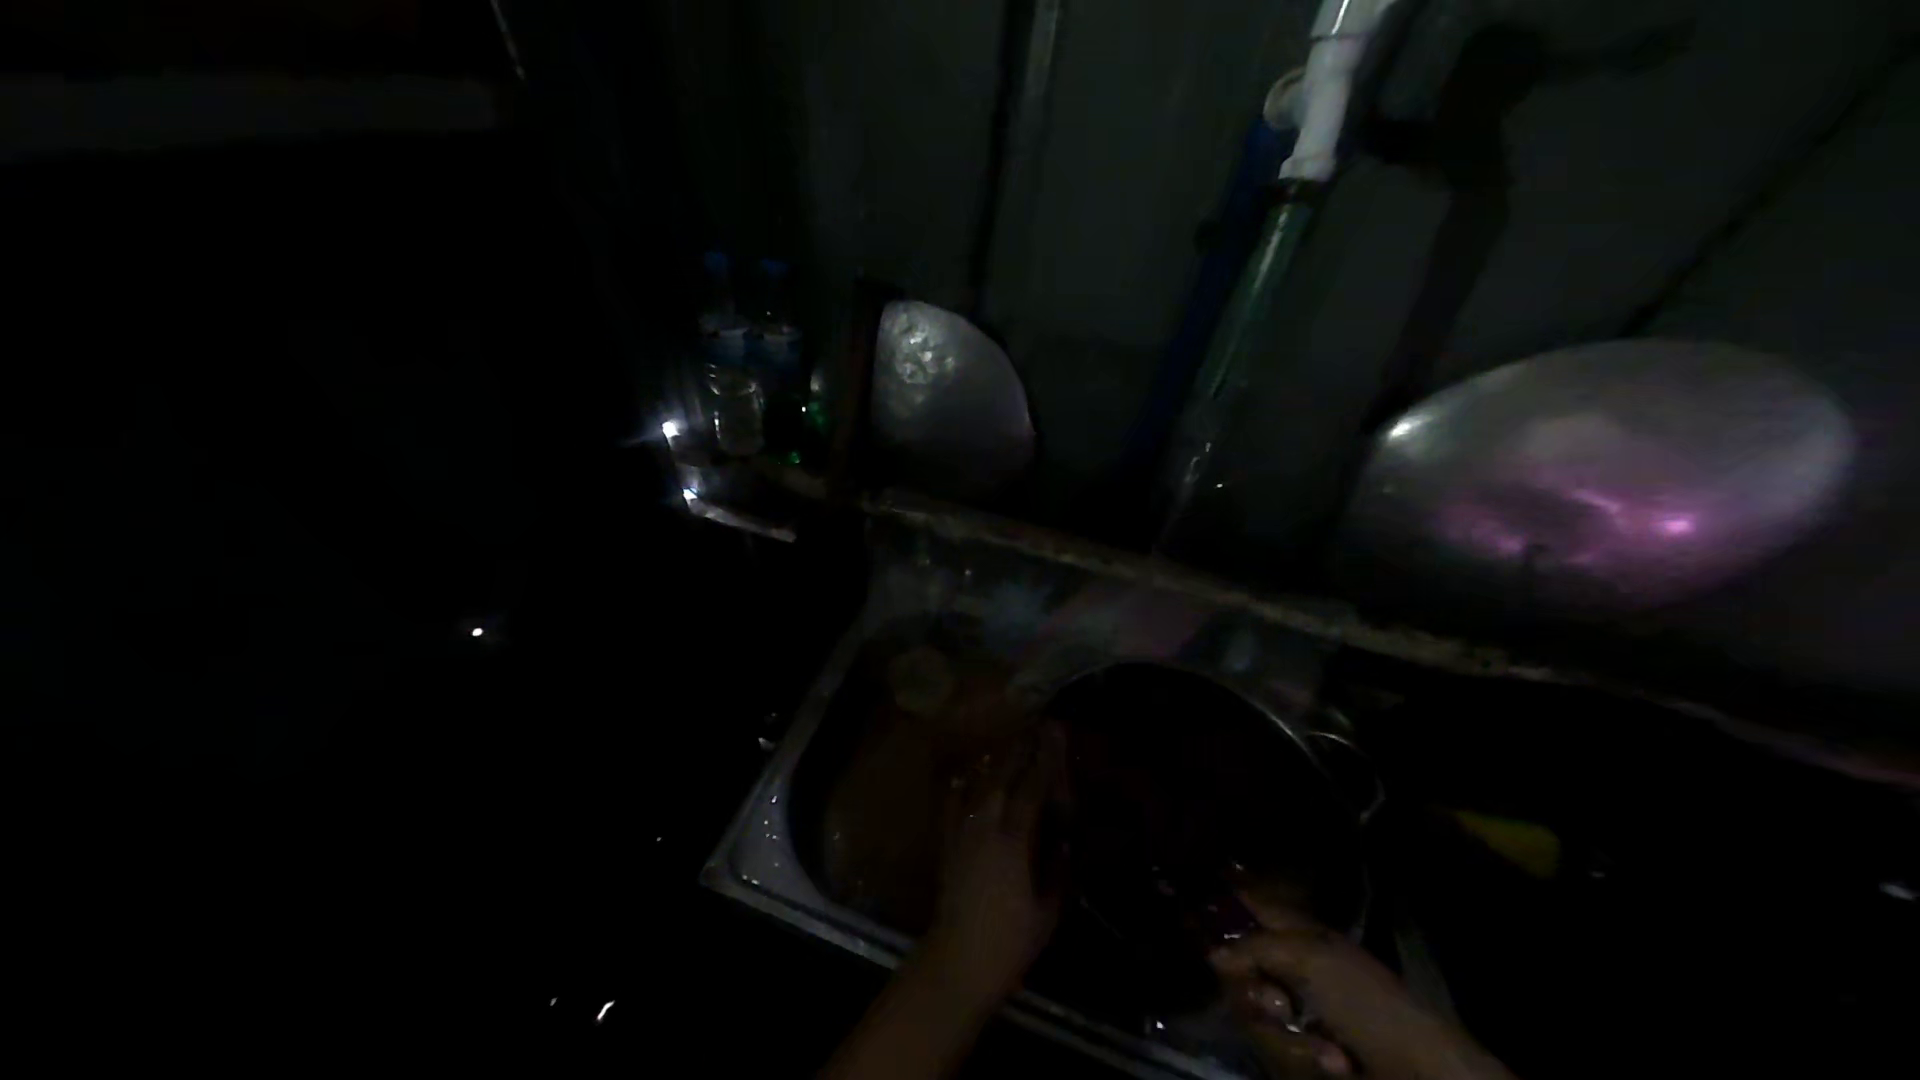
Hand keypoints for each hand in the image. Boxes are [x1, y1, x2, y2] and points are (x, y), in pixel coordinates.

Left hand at [920, 722, 1067, 1002]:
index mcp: (1014, 839)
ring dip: (995, 761)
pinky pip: (953, 803)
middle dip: (1020, 750)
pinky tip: (966, 773)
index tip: (1056, 733)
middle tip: (1035, 727)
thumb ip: (1057, 869)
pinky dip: (962, 785)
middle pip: (1003, 776)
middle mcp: (986, 825)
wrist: (959, 958)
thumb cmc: (1011, 939)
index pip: (1032, 788)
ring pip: (979, 784)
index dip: (1046, 759)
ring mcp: (962, 831)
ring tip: (1008, 743)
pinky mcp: (947, 842)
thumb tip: (1064, 839)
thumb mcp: (1048, 908)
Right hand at [1209, 893, 1515, 1079]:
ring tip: (1326, 1052)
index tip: (1181, 901)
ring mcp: (1293, 1008)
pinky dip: (1303, 1058)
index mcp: (1293, 930)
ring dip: (1286, 1037)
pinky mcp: (1299, 1048)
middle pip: (1233, 965)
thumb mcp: (1311, 959)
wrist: (1422, 1076)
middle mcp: (1286, 963)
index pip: (1243, 902)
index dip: (1216, 899)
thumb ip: (1255, 947)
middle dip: (1252, 993)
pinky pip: (1272, 1047)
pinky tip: (1334, 1064)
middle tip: (1278, 1005)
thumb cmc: (1369, 1002)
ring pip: (1249, 1012)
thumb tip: (1212, 952)